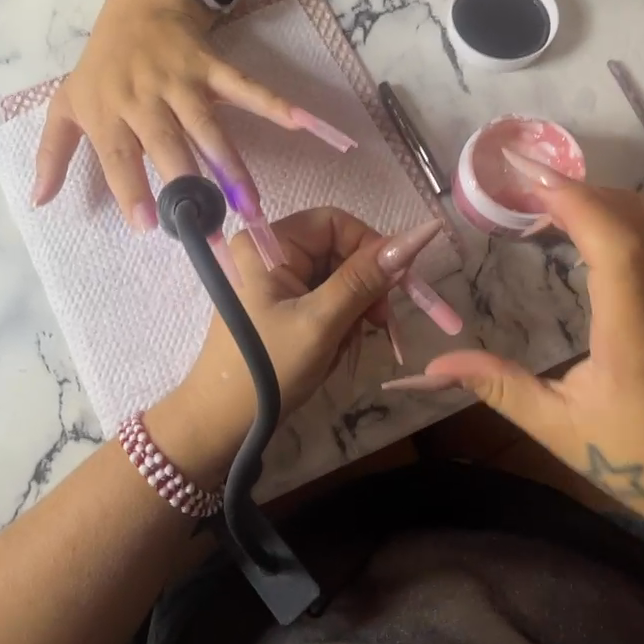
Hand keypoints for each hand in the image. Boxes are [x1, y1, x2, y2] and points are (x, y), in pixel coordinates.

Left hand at [33, 0, 346, 251]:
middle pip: (167, 145)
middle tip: (208, 231)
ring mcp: (180, 80)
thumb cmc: (102, 63)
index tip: (147, 225)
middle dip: (188, 188)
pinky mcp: (211, 66)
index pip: (116, 155)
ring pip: (208, 127)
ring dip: (232, 166)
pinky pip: (244, 87)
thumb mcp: (66, 103)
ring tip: (252, 207)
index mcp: (106, 109)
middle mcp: (142, 97)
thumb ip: (53, 153)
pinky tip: (301, 123)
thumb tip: (39, 201)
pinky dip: (273, 104)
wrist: (139, 1)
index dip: (131, 187)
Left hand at [147, 209, 445, 485]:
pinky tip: (336, 348)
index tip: (395, 285)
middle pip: (338, 249)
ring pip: (337, 277)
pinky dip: (340, 321)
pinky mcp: (280, 304)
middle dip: (364, 286)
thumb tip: (418, 236)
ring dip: (354, 309)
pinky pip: (325, 298)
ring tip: (348, 344)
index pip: (334, 222)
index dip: (371, 247)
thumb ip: (366, 279)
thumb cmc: (267, 368)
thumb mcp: (321, 323)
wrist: (224, 421)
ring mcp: (273, 279)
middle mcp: (267, 252)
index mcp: (266, 244)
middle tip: (379, 324)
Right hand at [427, 168, 643, 526]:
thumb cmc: (641, 463)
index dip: (573, 201)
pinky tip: (627, 222)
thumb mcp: (559, 429)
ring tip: (574, 210)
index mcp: (638, 341)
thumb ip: (498, 387)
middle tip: (530, 197)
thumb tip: (435, 364)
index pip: (617, 245)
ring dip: (620, 198)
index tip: (527, 179)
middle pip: (640, 218)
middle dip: (581, 193)